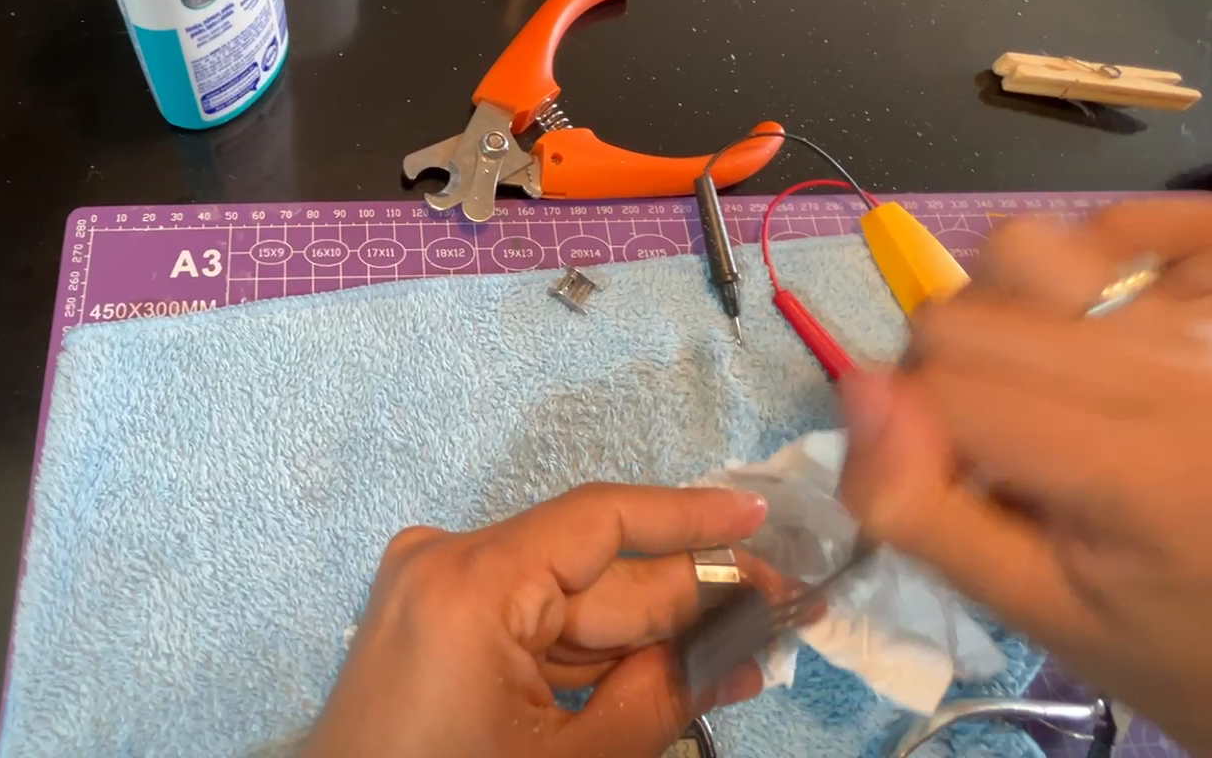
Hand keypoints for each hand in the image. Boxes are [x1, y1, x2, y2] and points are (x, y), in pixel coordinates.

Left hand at [300, 484, 773, 757]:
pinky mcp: (433, 611)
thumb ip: (654, 696)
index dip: (684, 515)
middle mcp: (447, 557)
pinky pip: (527, 619)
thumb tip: (734, 645)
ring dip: (645, 626)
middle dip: (684, 593)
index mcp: (472, 581)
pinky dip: (590, 646)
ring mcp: (434, 582)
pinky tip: (665, 664)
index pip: (596, 521)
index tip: (756, 514)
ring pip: (562, 597)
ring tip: (742, 643)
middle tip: (778, 606)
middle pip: (588, 569)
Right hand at [838, 198, 1211, 757]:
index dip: (908, 438)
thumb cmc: (1164, 645)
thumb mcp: (1019, 606)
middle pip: (965, 318)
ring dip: (994, 308)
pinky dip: (1131, 238)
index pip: (945, 394)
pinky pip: (1208, 222)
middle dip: (936, 380)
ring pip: (1030, 249)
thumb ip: (911, 505)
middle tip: (982, 447)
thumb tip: (858, 387)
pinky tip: (1104, 304)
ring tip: (1029, 377)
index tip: (947, 488)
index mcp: (1167, 483)